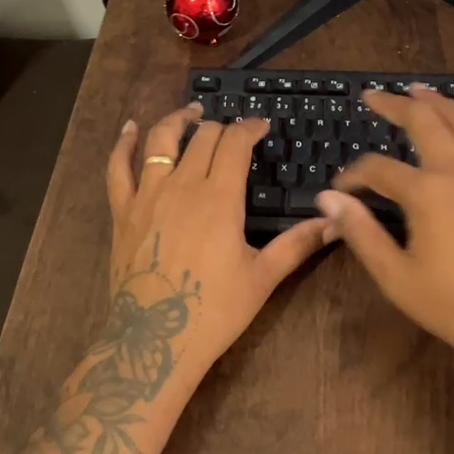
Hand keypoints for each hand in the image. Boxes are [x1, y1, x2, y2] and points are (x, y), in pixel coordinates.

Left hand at [104, 105, 329, 379]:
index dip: (250, 127)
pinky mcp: (122, 211)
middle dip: (222, 126)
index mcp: (219, 197)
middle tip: (234, 131)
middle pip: (202, 136)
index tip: (261, 126)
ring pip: (160, 141)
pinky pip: (117, 168)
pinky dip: (123, 144)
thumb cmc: (213, 310)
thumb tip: (335, 222)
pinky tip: (129, 130)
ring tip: (192, 113)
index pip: (235, 143)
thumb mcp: (263, 277)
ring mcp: (147, 195)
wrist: (154, 340)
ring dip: (178, 120)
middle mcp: (182, 185)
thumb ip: (297, 244)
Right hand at [319, 90, 453, 378]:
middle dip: (394, 105)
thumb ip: (363, 235)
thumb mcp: (399, 280)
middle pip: (423, 122)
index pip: (378, 169)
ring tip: (421, 89)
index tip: (340, 189)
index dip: (353, 175)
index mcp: (426, 193)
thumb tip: (329, 199)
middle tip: (375, 95)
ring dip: (440, 101)